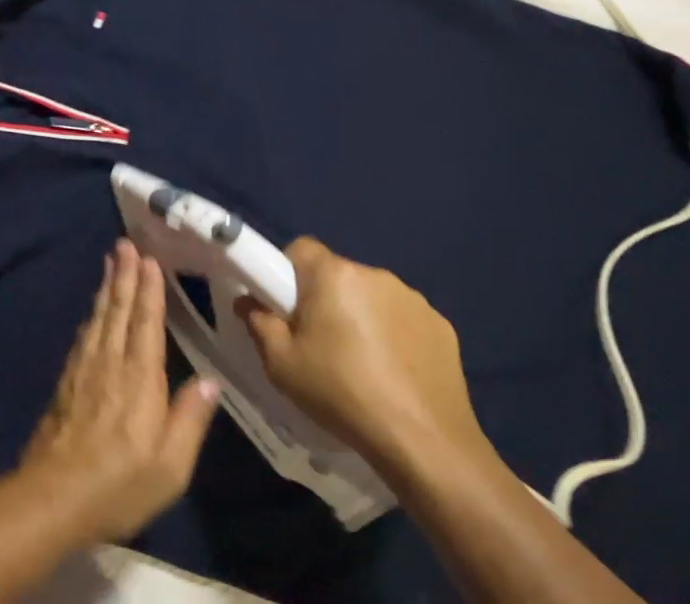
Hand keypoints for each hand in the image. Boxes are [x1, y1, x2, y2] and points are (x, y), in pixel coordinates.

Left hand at [19, 239, 220, 543]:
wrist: (53, 498)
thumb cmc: (120, 484)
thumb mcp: (171, 465)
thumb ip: (190, 419)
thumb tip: (211, 380)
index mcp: (140, 380)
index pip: (147, 325)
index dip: (148, 291)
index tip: (149, 260)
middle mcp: (110, 366)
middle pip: (118, 312)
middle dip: (124, 276)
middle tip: (124, 244)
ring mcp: (84, 373)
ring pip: (98, 321)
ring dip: (106, 290)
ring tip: (109, 263)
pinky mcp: (65, 385)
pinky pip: (82, 339)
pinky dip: (90, 318)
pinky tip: (91, 314)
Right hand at [234, 237, 489, 472]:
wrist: (422, 440)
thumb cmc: (341, 394)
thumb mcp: (282, 364)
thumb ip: (259, 323)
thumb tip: (249, 301)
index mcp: (335, 275)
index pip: (301, 249)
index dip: (285, 273)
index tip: (284, 308)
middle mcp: (376, 275)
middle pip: (337, 275)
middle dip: (323, 299)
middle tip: (316, 343)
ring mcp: (414, 299)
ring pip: (371, 297)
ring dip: (359, 316)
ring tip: (358, 364)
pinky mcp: (441, 325)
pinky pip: (402, 319)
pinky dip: (392, 336)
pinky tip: (391, 374)